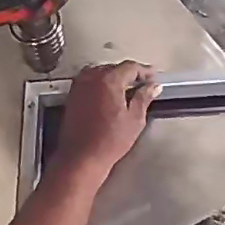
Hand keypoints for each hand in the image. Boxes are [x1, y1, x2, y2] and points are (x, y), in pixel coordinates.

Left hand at [52, 61, 158, 182]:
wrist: (81, 157)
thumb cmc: (108, 141)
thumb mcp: (134, 119)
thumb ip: (144, 98)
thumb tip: (153, 87)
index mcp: (108, 80)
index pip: (130, 67)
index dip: (144, 70)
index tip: (152, 76)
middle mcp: (91, 78)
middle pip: (114, 68)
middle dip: (129, 74)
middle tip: (143, 83)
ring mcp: (79, 86)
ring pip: (101, 73)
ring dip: (114, 77)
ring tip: (127, 89)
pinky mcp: (72, 96)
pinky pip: (90, 81)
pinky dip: (101, 84)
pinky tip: (109, 96)